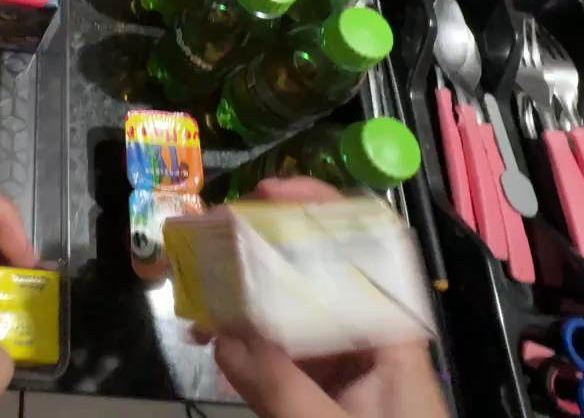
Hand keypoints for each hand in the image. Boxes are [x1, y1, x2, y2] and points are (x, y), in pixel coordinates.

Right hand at [211, 178, 446, 417]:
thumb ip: (282, 390)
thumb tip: (220, 336)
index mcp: (388, 333)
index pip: (366, 246)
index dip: (322, 206)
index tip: (268, 193)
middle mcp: (362, 333)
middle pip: (315, 265)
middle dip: (260, 240)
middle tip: (210, 230)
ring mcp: (337, 360)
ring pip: (286, 301)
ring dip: (238, 286)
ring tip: (194, 279)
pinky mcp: (315, 385)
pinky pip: (272, 344)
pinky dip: (237, 334)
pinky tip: (205, 336)